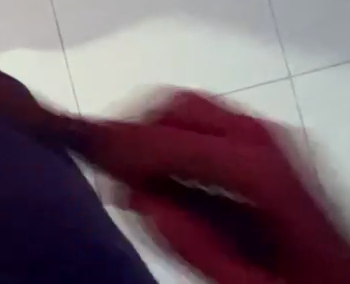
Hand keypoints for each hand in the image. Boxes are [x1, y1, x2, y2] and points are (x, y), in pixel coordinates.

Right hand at [87, 92, 349, 283]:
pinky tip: (171, 185)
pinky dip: (177, 145)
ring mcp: (276, 142)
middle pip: (179, 106)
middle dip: (138, 133)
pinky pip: (209, 128)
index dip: (118, 139)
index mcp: (264, 169)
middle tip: (116, 178)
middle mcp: (270, 140)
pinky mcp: (274, 154)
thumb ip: (196, 243)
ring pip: (191, 110)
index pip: (171, 135)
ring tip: (140, 185)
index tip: (73, 140)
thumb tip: (142, 197)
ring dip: (156, 138)